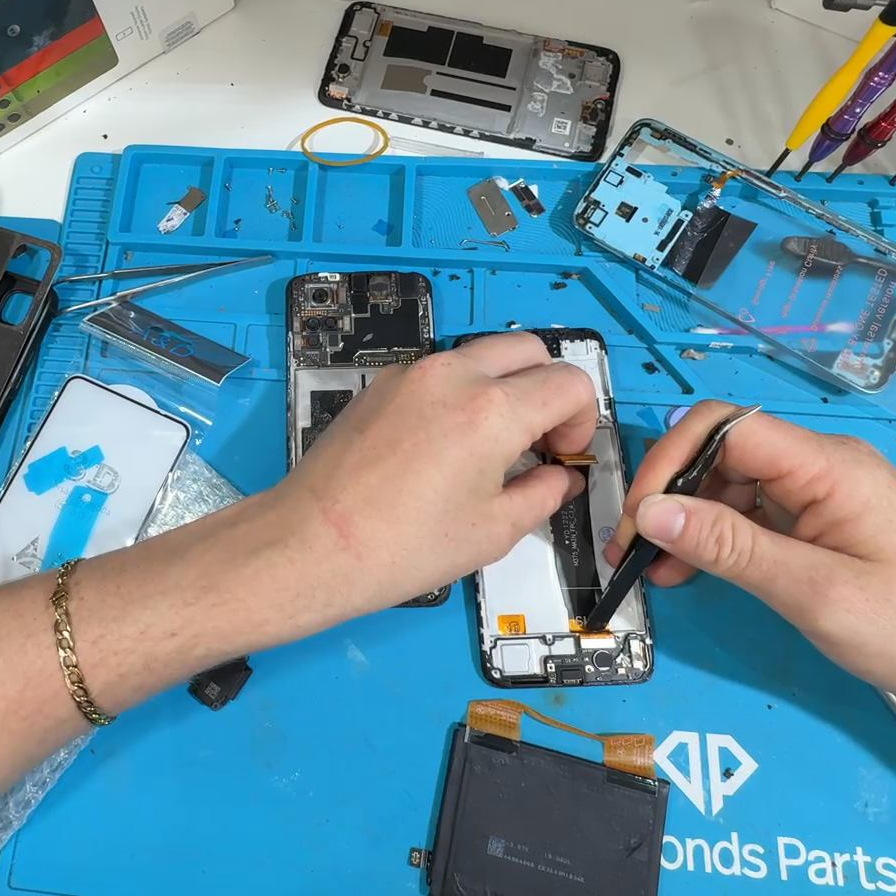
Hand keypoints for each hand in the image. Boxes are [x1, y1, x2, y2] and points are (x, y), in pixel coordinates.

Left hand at [263, 333, 597, 619]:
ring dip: (503, 384)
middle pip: (529, 349)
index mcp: (492, 409)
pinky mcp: (381, 382)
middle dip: (547, 388)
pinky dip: (460, 389)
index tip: (561, 456)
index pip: (569, 382)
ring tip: (488, 443)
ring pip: (481, 353)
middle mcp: (454, 373)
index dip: (580, 420)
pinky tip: (441, 441)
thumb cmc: (407, 546)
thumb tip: (562, 475)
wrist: (314, 540)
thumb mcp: (493, 531)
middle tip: (534, 441)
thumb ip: (543, 493)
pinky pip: (439, 369)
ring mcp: (412, 371)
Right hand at [607, 401, 895, 726]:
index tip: (637, 517)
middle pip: (719, 453)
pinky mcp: (817, 520)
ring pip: (726, 485)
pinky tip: (687, 571)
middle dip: (668, 495)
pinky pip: (747, 514)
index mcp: (828, 465)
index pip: (723, 427)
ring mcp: (819, 493)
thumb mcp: (817, 595)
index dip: (668, 461)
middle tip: (631, 549)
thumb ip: (729, 548)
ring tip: (650, 568)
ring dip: (684, 522)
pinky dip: (711, 539)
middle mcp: (819, 465)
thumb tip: (648, 511)